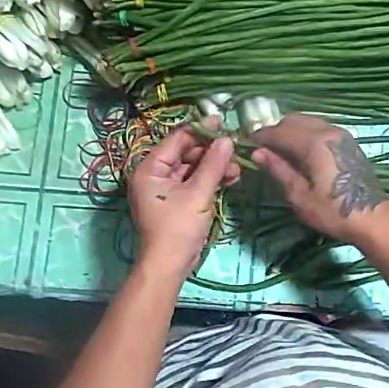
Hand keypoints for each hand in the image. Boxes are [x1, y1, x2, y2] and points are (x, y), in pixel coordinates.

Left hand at [128, 120, 238, 281]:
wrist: (169, 264)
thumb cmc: (178, 227)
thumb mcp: (198, 193)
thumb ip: (213, 164)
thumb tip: (227, 139)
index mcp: (150, 168)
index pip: (177, 140)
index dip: (201, 130)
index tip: (222, 122)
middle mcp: (154, 175)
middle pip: (186, 153)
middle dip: (211, 152)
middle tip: (236, 148)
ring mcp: (165, 189)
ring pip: (192, 169)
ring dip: (214, 167)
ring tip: (238, 167)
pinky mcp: (176, 202)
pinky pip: (194, 183)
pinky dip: (210, 180)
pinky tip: (231, 178)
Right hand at [249, 114, 388, 244]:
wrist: (373, 220)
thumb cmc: (334, 212)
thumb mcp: (300, 196)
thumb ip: (279, 170)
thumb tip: (257, 153)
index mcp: (315, 143)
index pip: (279, 132)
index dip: (260, 137)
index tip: (246, 144)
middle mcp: (328, 131)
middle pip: (294, 121)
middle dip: (275, 132)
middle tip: (263, 150)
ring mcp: (341, 135)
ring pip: (308, 122)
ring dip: (291, 132)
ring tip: (280, 153)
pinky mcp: (349, 143)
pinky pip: (321, 129)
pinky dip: (306, 135)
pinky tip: (300, 154)